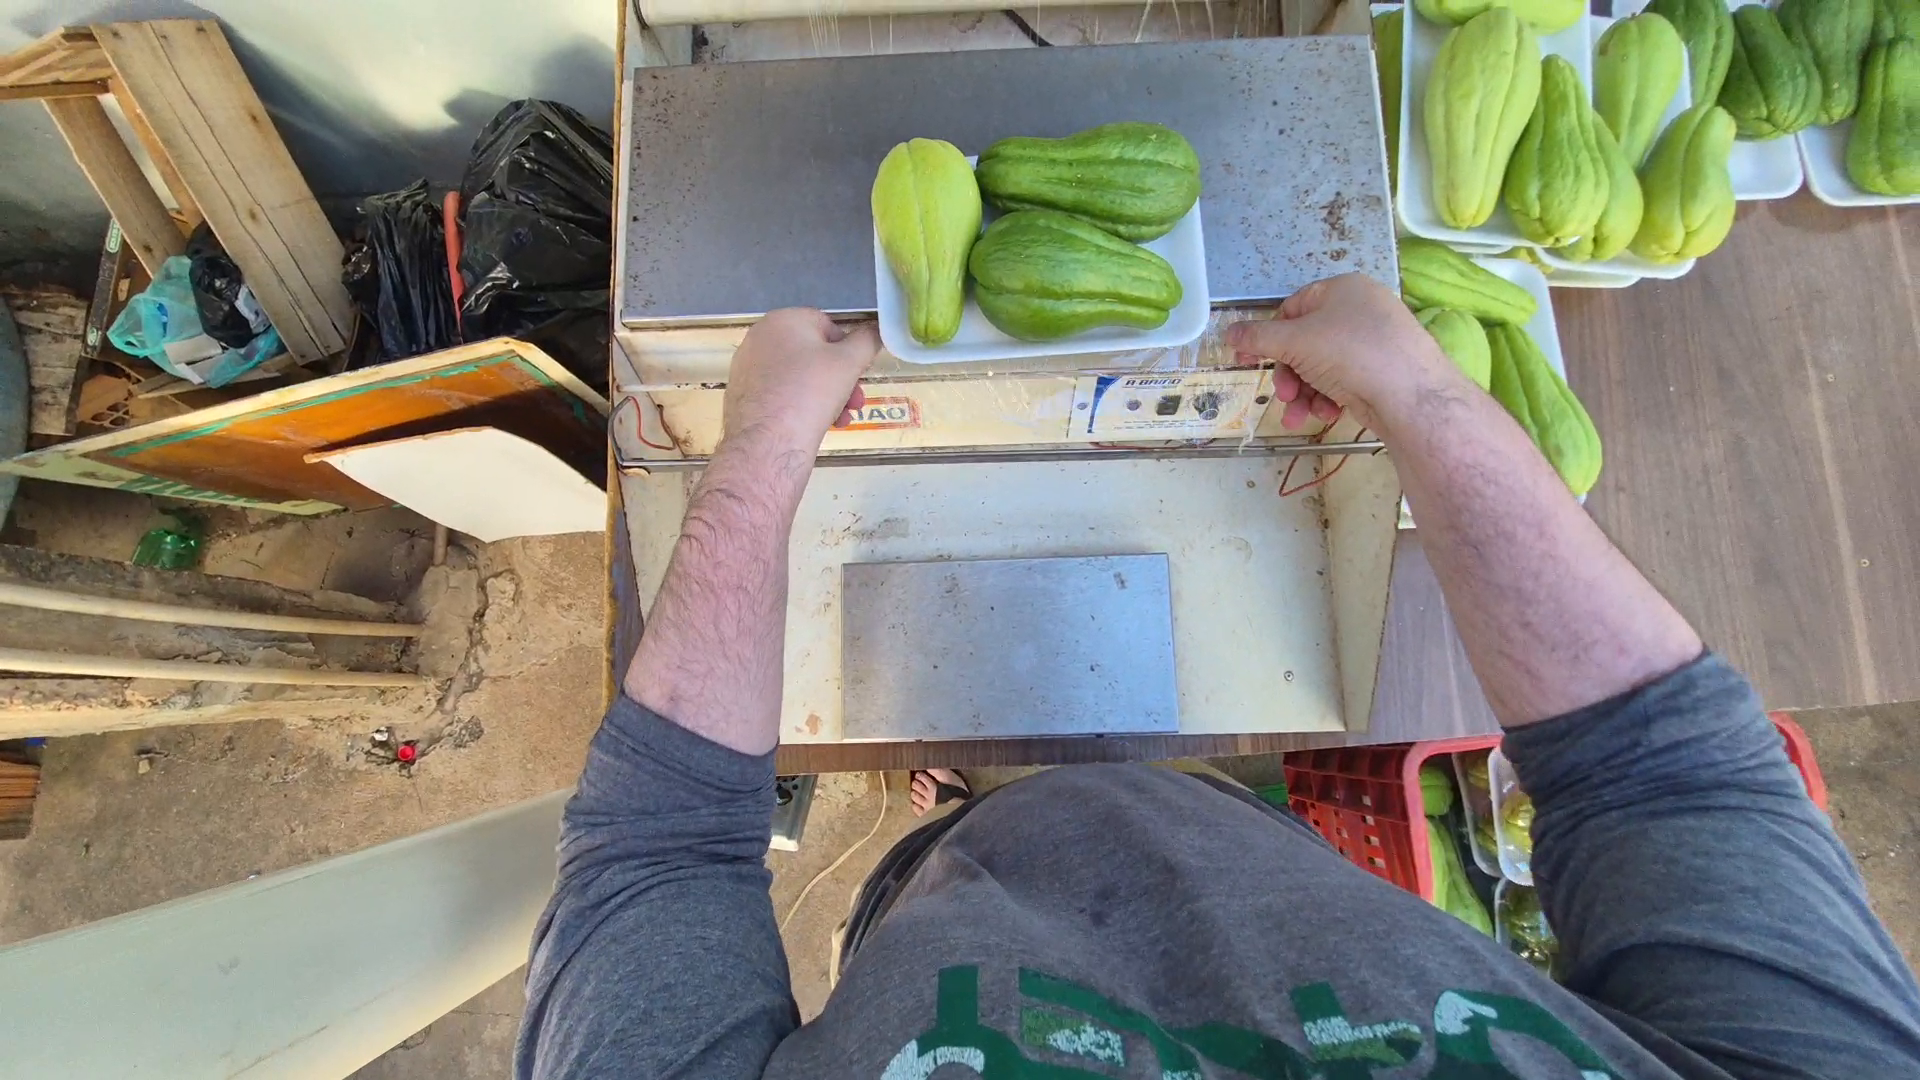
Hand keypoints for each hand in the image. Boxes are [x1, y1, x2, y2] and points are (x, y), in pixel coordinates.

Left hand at [722, 308, 878, 456]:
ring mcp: (747, 367)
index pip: (827, 326)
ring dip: (825, 396)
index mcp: (783, 320)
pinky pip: (780, 393)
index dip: (848, 352)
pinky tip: (813, 426)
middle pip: (812, 355)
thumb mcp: (850, 363)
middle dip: (839, 380)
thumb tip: (874, 331)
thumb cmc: (811, 393)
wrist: (768, 441)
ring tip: (839, 420)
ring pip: (798, 377)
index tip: (857, 376)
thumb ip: (867, 341)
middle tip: (854, 404)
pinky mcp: (742, 395)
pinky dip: (799, 405)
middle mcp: (759, 337)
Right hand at [1224, 273, 1458, 433]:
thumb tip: (1227, 332)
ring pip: (1318, 368)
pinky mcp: (1379, 369)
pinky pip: (1340, 380)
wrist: (1410, 393)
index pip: (1291, 309)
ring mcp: (1371, 341)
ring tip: (1299, 417)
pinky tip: (1326, 414)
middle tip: (1283, 395)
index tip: (1251, 361)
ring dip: (1302, 394)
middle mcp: (1358, 310)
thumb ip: (1257, 337)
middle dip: (1288, 376)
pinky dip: (1326, 399)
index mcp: (1340, 290)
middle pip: (1302, 344)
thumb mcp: (1293, 342)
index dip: (1268, 337)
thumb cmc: (1349, 353)